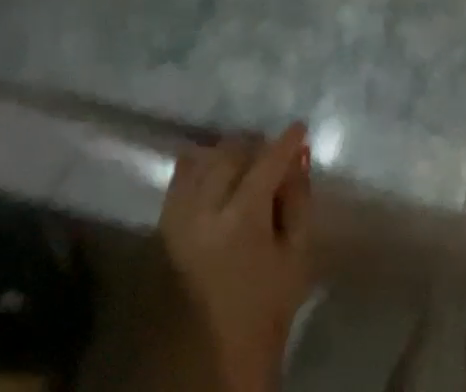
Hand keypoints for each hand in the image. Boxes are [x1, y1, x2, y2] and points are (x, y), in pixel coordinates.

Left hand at [159, 123, 314, 391]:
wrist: (226, 338)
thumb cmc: (273, 293)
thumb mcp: (299, 246)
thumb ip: (297, 198)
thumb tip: (297, 158)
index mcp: (240, 221)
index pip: (264, 165)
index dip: (285, 142)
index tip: (300, 127)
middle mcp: (201, 215)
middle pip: (226, 157)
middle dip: (253, 144)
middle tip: (276, 146)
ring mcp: (177, 222)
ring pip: (196, 165)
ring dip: (224, 152)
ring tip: (247, 155)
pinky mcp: (165, 230)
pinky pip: (178, 183)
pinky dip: (197, 167)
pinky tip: (215, 167)